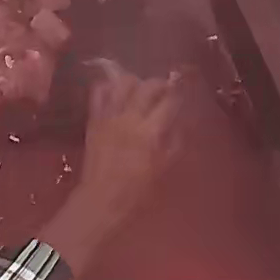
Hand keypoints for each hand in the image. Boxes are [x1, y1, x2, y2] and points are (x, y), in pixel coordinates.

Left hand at [43, 60, 181, 270]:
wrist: (101, 199)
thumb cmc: (137, 190)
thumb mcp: (165, 166)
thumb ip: (176, 140)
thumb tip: (185, 118)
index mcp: (150, 133)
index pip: (170, 101)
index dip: (179, 91)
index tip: (184, 89)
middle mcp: (129, 118)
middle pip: (148, 85)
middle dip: (160, 83)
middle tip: (166, 89)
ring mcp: (108, 116)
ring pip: (122, 82)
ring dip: (135, 81)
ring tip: (141, 89)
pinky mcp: (93, 118)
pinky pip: (99, 91)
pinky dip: (109, 86)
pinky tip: (117, 93)